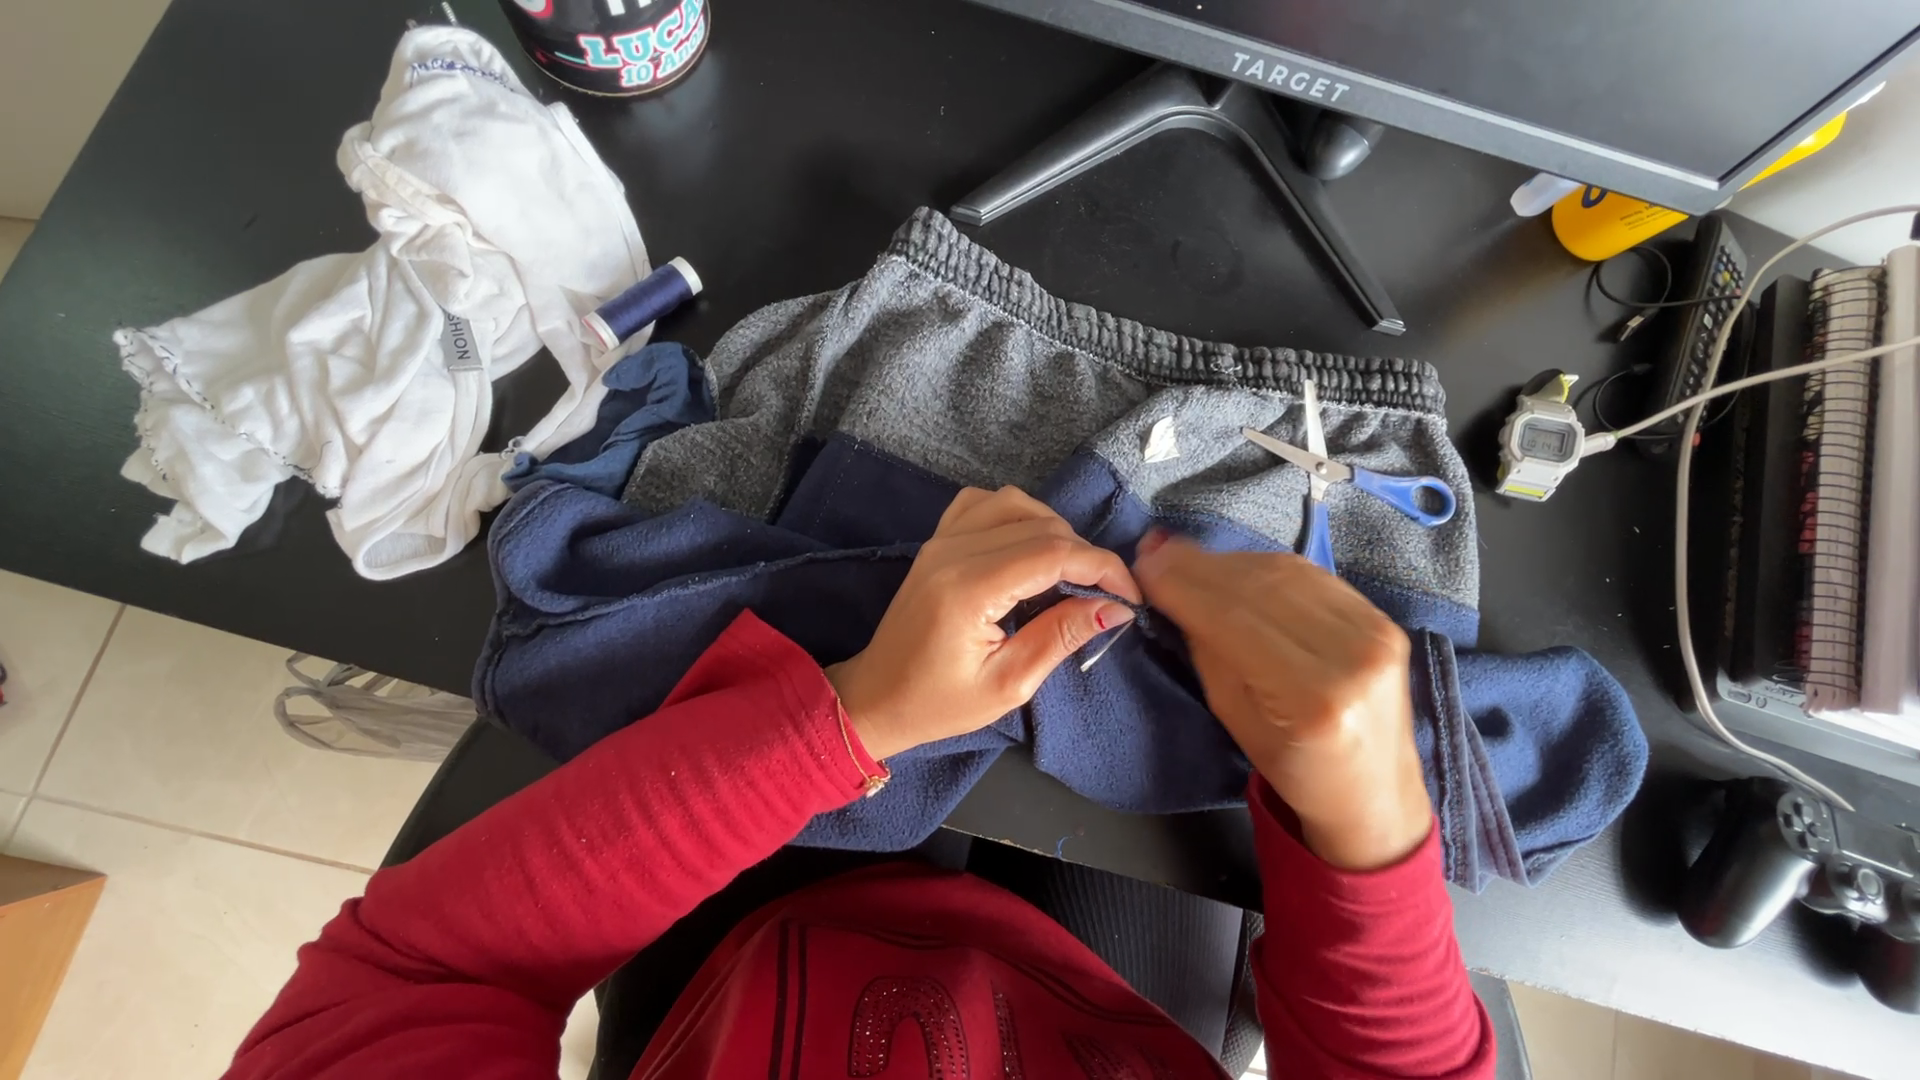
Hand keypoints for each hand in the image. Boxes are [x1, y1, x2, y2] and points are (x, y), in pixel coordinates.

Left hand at [826, 487, 1140, 760]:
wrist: (877, 696)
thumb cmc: (938, 703)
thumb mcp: (1008, 685)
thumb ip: (1060, 637)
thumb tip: (1116, 608)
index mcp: (969, 589)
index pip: (1053, 553)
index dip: (1102, 567)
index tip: (1129, 596)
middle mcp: (953, 551)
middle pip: (1040, 525)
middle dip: (1085, 554)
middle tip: (1103, 593)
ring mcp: (940, 540)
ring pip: (1014, 503)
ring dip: (1053, 529)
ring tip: (1069, 571)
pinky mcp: (936, 541)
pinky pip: (983, 504)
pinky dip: (1016, 514)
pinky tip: (1027, 545)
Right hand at [1133, 531, 1431, 870]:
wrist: (1374, 789)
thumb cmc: (1293, 766)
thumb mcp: (1232, 716)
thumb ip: (1207, 650)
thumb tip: (1171, 590)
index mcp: (1310, 697)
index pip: (1233, 619)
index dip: (1182, 586)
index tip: (1143, 567)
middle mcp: (1350, 655)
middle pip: (1259, 587)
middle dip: (1198, 566)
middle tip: (1155, 553)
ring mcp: (1375, 631)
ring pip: (1283, 572)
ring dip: (1226, 561)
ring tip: (1185, 559)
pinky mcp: (1382, 617)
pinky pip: (1310, 575)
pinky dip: (1262, 566)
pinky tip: (1232, 567)